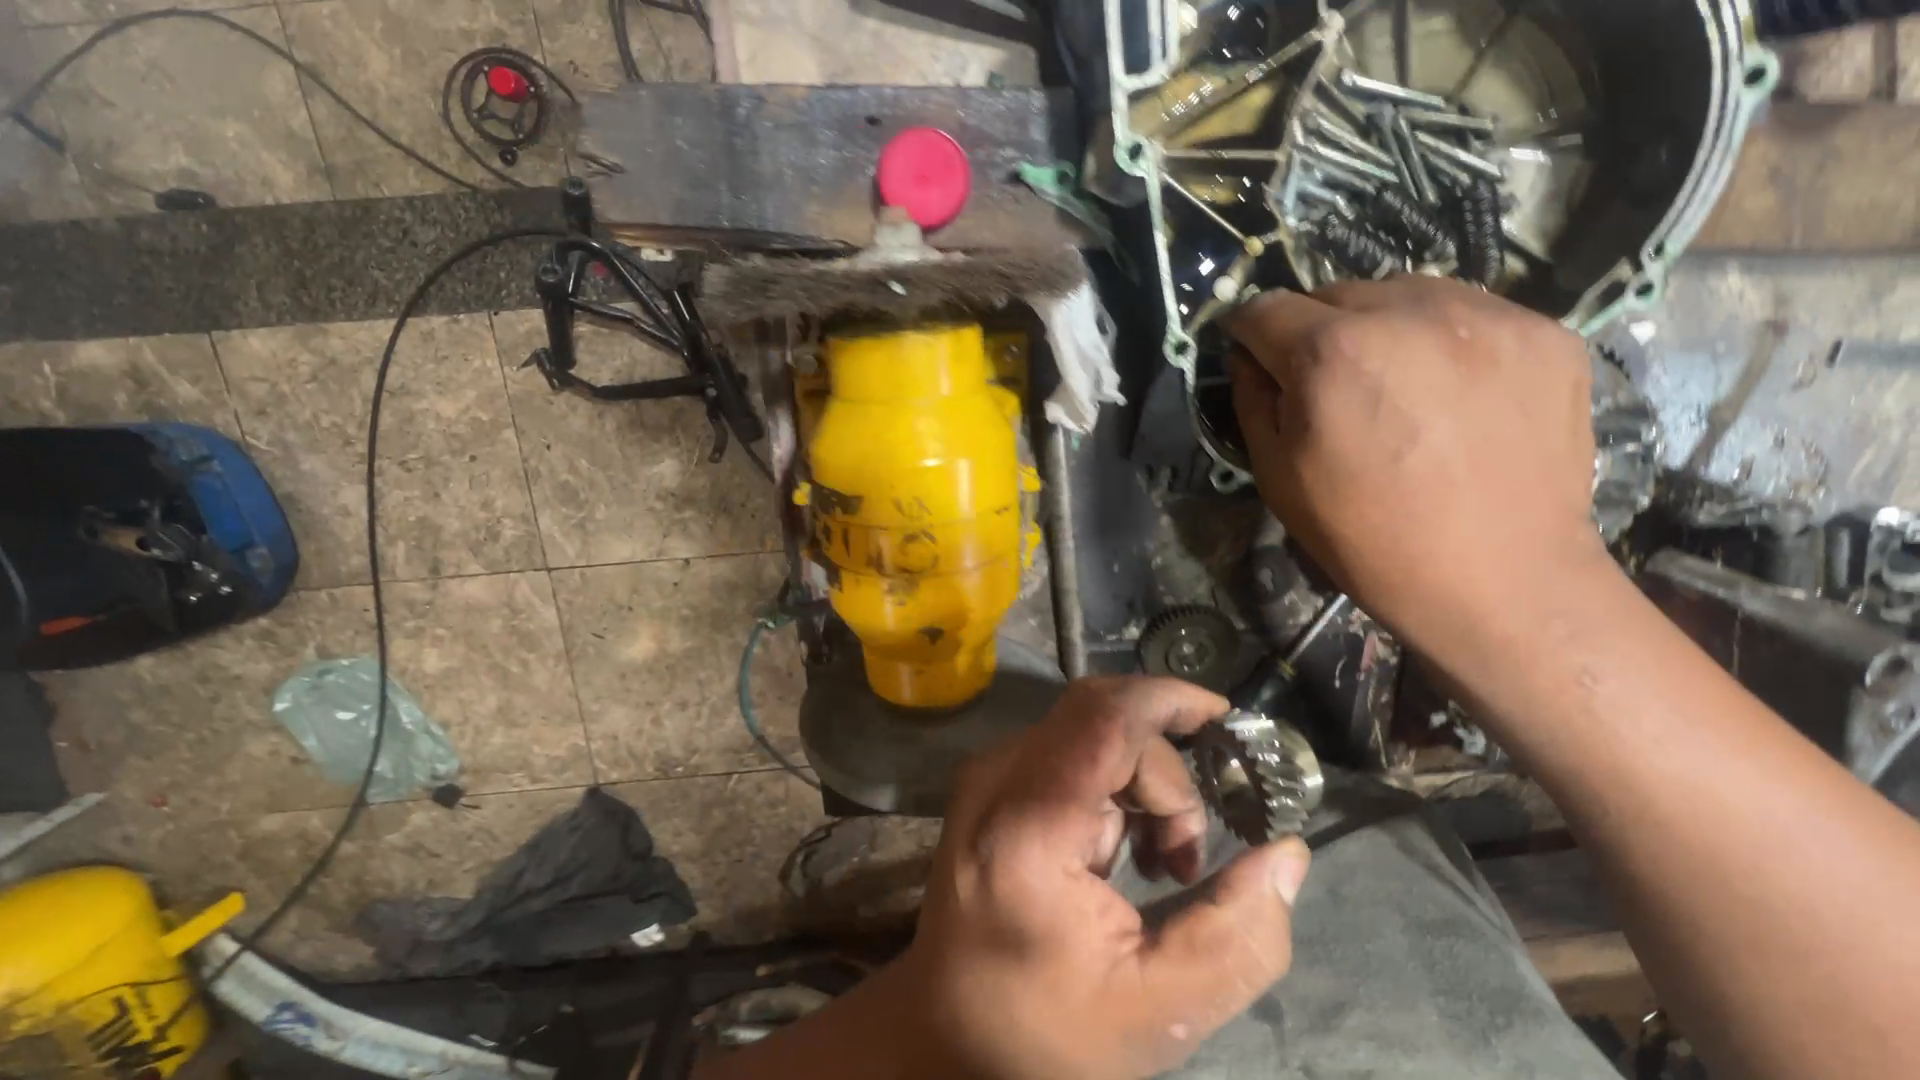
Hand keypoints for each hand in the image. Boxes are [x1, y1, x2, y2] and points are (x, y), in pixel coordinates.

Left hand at [894, 677, 1311, 1079]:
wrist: (947, 1032)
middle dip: (1170, 777)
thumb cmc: (1042, 1031)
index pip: (1103, 716)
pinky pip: (1074, 755)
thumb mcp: (1157, 1011)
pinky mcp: (993, 787)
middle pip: (1106, 722)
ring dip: (1149, 791)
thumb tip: (1288, 853)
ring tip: (1163, 868)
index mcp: (1028, 827)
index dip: (1171, 700)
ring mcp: (989, 778)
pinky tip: (1126, 857)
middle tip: (1193, 855)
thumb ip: (1237, 939)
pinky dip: (1119, 792)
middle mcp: (997, 781)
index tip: (1230, 724)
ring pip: (1094, 737)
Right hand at [1226, 276, 1610, 660]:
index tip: (1255, 357)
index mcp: (1331, 351)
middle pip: (1335, 293)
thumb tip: (1251, 358)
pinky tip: (1458, 395)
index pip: (1265, 308)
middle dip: (1317, 330)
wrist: (1502, 581)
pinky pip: (1472, 315)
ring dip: (1385, 327)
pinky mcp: (1544, 332)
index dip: (1249, 334)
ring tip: (1400, 385)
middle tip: (1332, 386)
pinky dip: (1449, 342)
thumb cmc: (1370, 539)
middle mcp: (1407, 311)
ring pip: (1406, 293)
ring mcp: (1486, 315)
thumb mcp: (1279, 478)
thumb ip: (1253, 401)